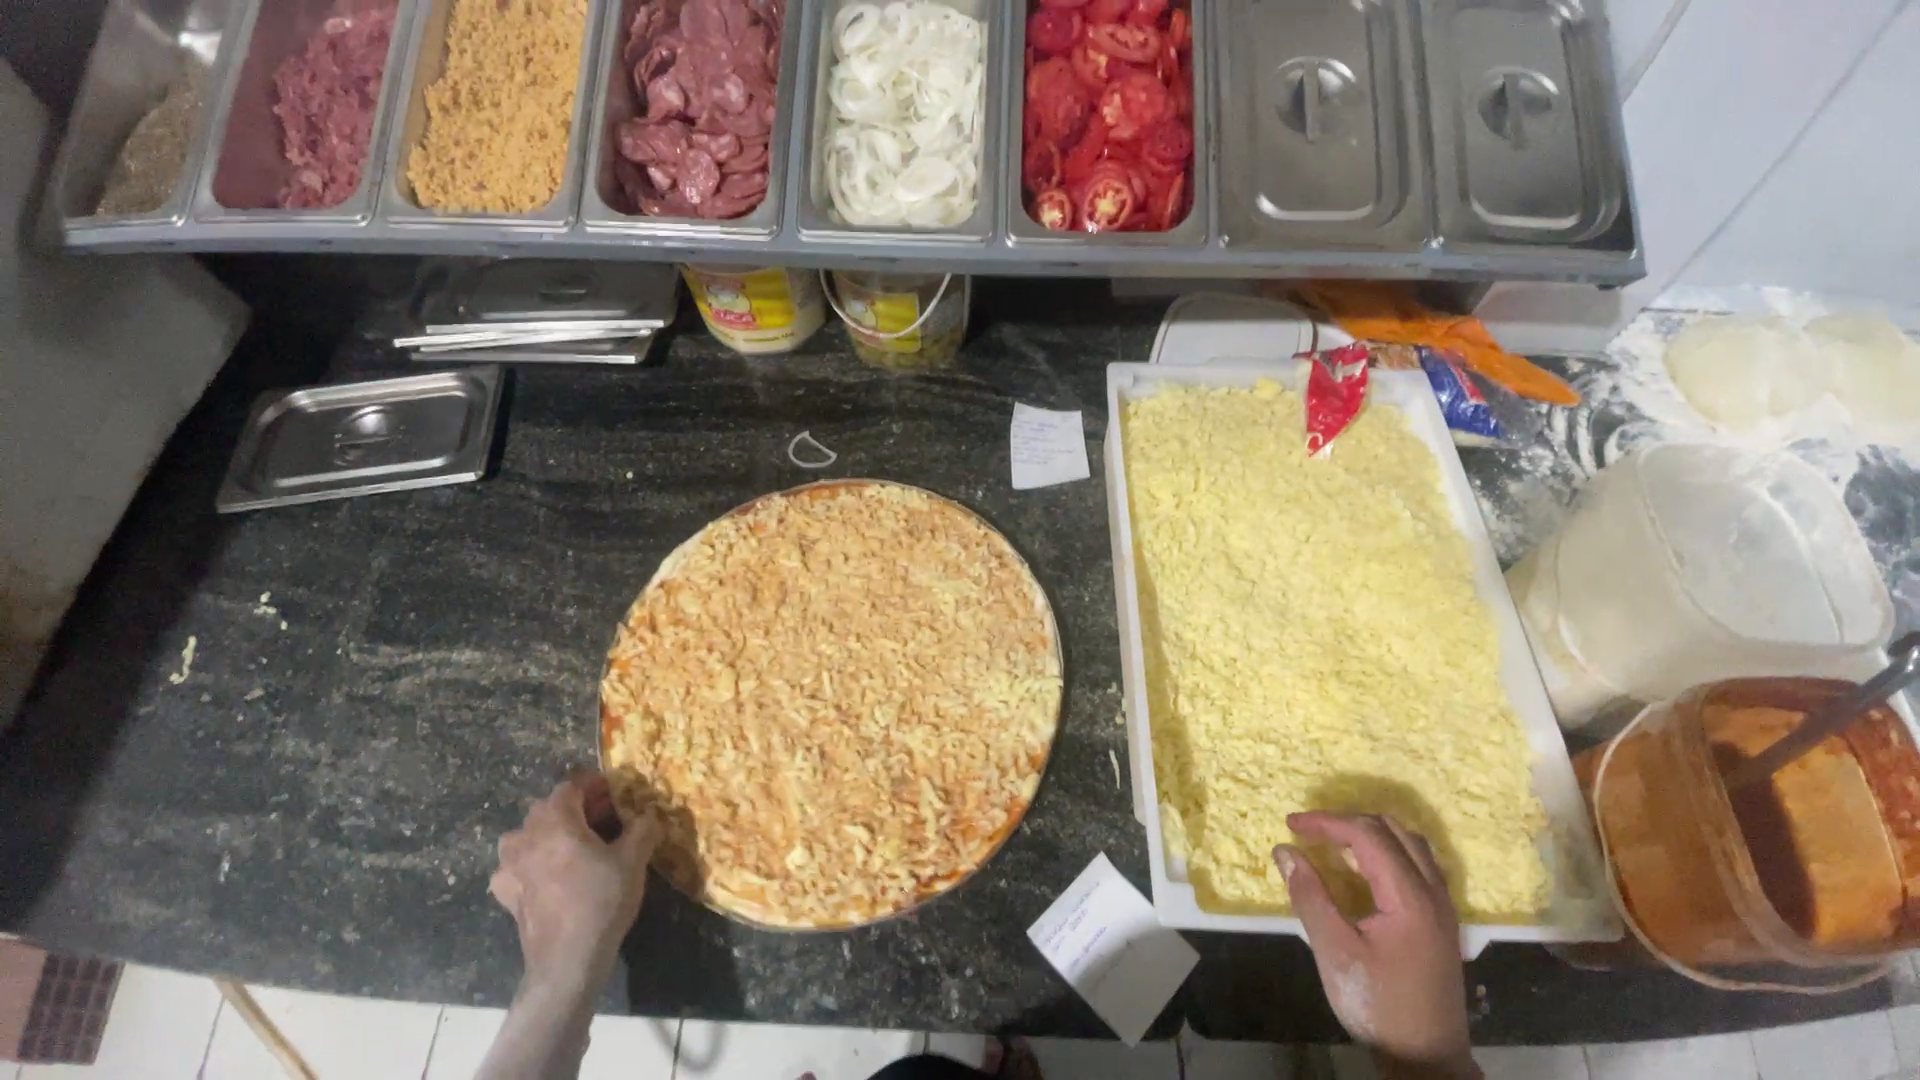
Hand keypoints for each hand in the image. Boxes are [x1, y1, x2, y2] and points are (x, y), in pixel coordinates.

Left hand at [491, 773, 662, 993]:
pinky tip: (549, 875)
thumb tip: (648, 814)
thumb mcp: (634, 859)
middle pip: (547, 808)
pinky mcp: (507, 893)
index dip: (594, 785)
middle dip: (576, 807)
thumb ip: (642, 828)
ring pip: (527, 834)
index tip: (616, 792)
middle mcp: (526, 837)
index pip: (570, 786)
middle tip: (605, 818)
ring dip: (550, 832)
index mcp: (556, 822)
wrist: (568, 959)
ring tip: (575, 845)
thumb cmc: (601, 900)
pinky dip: (532, 861)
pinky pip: (517, 865)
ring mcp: (511, 867)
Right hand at [1274, 812, 1477, 1079]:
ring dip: (1371, 832)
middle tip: (1310, 831)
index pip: (1368, 835)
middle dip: (1347, 821)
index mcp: (1409, 897)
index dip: (1327, 822)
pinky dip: (1388, 850)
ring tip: (1334, 842)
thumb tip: (1285, 850)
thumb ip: (1310, 896)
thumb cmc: (1377, 1004)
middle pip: (1393, 830)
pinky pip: (1419, 863)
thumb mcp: (1334, 952)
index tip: (1291, 825)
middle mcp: (1433, 892)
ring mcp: (1443, 906)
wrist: (1426, 1058)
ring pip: (1411, 843)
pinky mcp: (1442, 920)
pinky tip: (1365, 867)